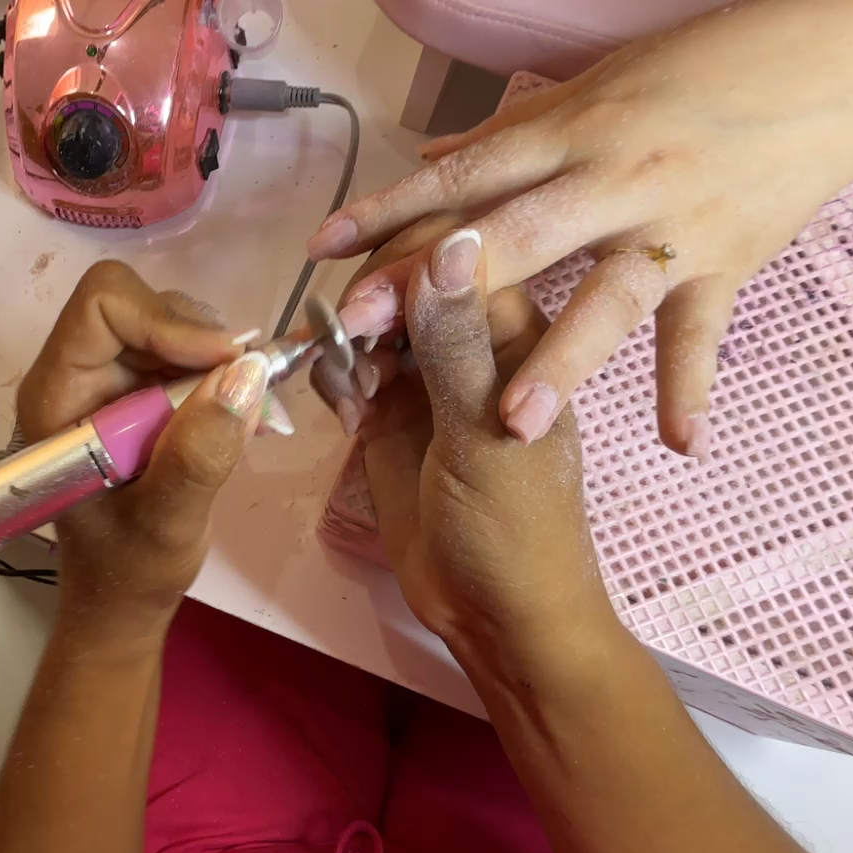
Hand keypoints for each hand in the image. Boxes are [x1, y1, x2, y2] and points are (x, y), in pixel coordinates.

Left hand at [18, 261, 267, 618]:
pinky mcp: (136, 393)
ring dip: (216, 357)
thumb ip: (199, 454)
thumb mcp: (167, 522)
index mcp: (57, 397)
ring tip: (244, 407)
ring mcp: (107, 382)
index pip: (102, 306)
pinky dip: (219, 373)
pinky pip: (182, 354)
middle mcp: (76, 376)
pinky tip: (235, 413)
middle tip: (246, 386)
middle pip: (140, 306)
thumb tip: (247, 373)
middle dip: (200, 339)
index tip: (223, 362)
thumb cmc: (130, 569)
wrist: (123, 594)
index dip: (166, 321)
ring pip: (167, 324)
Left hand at [308, 24, 852, 456]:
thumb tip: (432, 159)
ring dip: (560, 362)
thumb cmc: (697, 74)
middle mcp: (611, 180)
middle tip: (362, 327)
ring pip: (607, 299)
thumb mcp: (589, 95)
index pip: (459, 179)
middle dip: (432, 284)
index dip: (389, 210)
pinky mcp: (731, 265)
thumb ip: (507, 142)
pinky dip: (692, 386)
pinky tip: (681, 444)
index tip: (323, 246)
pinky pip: (703, 335)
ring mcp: (673, 227)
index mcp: (568, 134)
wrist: (844, 61)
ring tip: (512, 424)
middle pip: (509, 237)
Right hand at [355, 228, 620, 661]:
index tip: (355, 312)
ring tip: (351, 398)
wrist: (492, 615)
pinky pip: (350, 373)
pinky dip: (338, 382)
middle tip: (343, 353)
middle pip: (401, 283)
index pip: (450, 258)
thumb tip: (451, 237)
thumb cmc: (513, 526)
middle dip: (363, 308)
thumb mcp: (482, 432)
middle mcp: (466, 343)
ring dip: (347, 349)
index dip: (398, 270)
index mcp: (514, 331)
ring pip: (368, 326)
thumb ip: (457, 339)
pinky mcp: (388, 416)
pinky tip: (346, 415)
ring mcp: (424, 381)